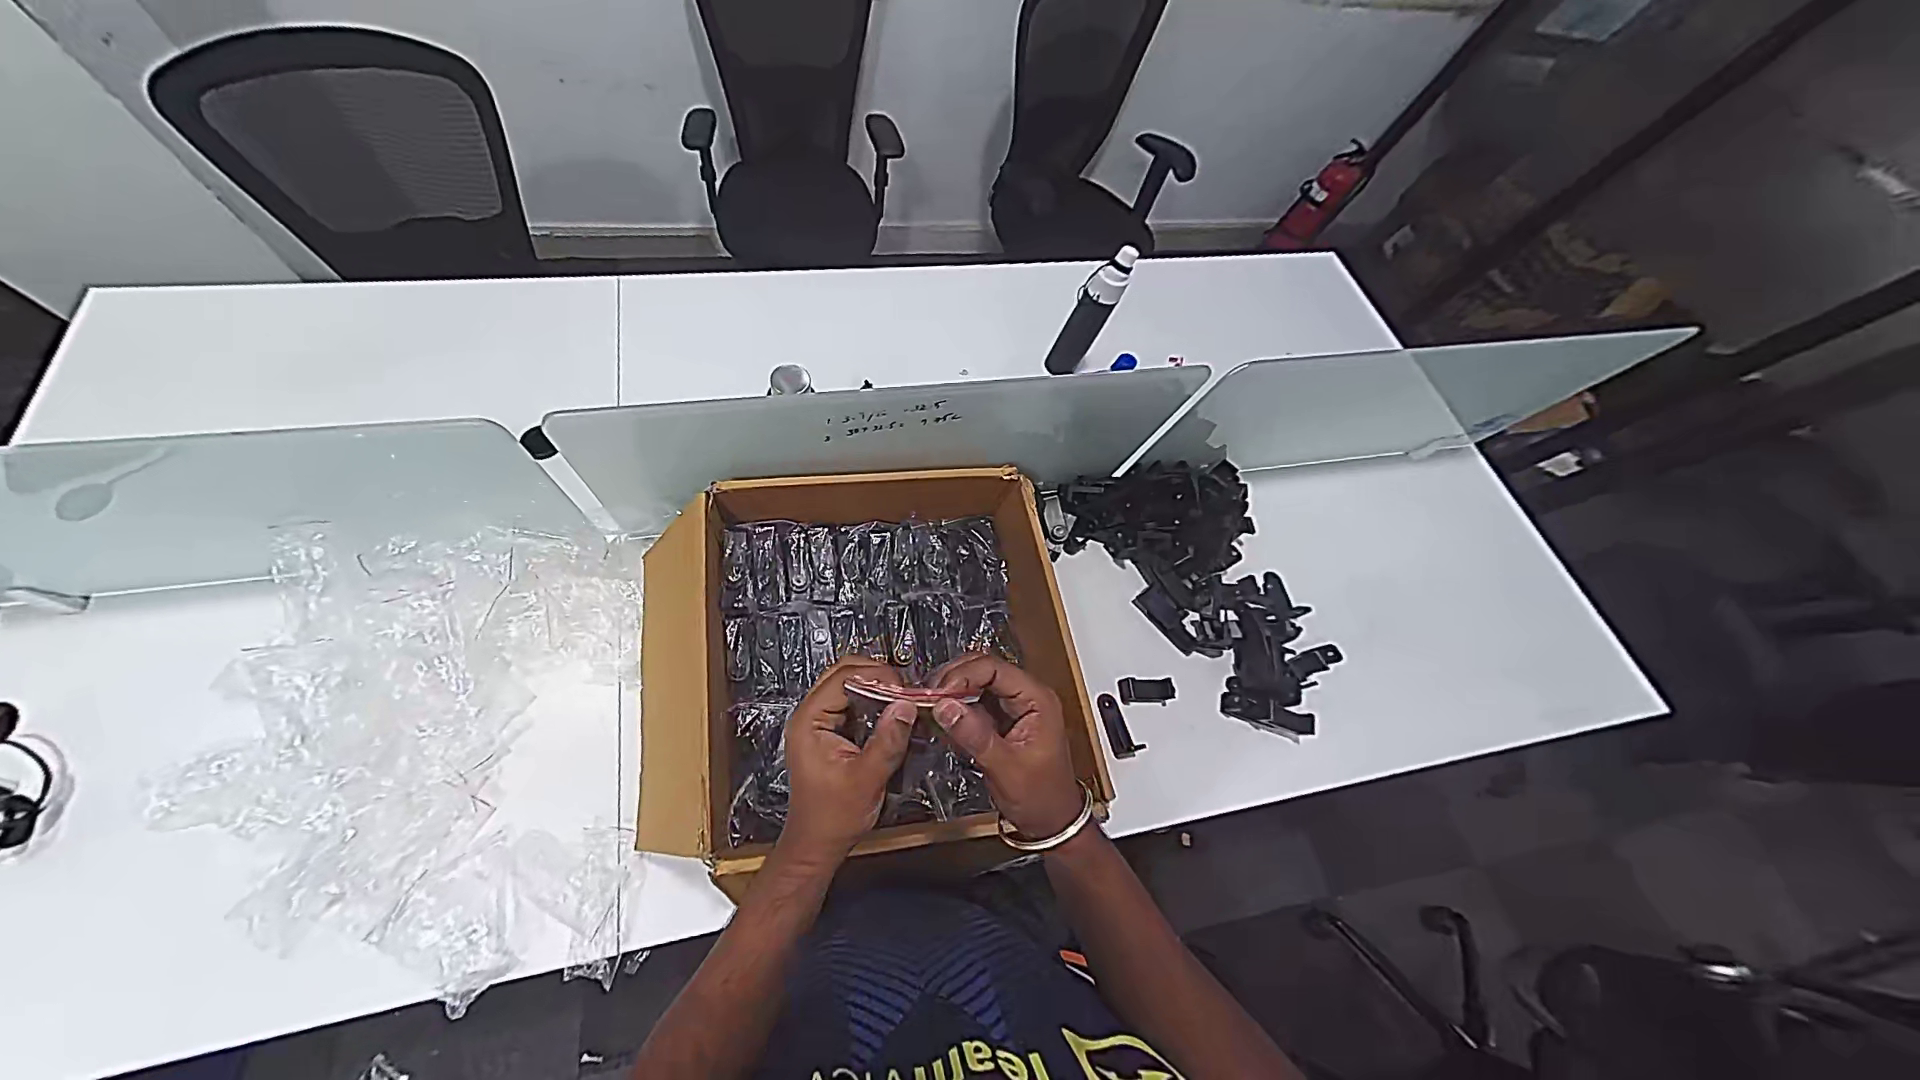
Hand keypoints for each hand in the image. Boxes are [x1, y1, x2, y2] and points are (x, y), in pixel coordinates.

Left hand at [779, 656, 915, 865]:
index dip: (877, 677)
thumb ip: (887, 742)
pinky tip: (893, 716)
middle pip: (846, 673)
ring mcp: (821, 722)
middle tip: (905, 691)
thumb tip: (905, 707)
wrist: (819, 843)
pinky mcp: (833, 730)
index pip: (844, 677)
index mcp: (809, 721)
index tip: (903, 689)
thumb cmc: (831, 818)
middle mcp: (811, 715)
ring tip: (902, 702)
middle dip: (879, 676)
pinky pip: (856, 703)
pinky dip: (876, 703)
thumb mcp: (865, 779)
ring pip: (852, 685)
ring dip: (879, 689)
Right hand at [929, 654, 1083, 838]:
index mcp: (1037, 700)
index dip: (963, 675)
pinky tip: (944, 721)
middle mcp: (1026, 697)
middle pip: (983, 668)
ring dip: (953, 693)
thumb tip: (947, 707)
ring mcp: (1013, 707)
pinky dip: (957, 708)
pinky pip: (975, 702)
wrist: (1052, 822)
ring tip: (933, 708)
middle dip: (954, 680)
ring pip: (976, 683)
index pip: (995, 668)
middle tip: (931, 697)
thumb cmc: (1042, 798)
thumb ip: (975, 736)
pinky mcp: (1001, 719)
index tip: (940, 692)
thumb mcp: (1006, 768)